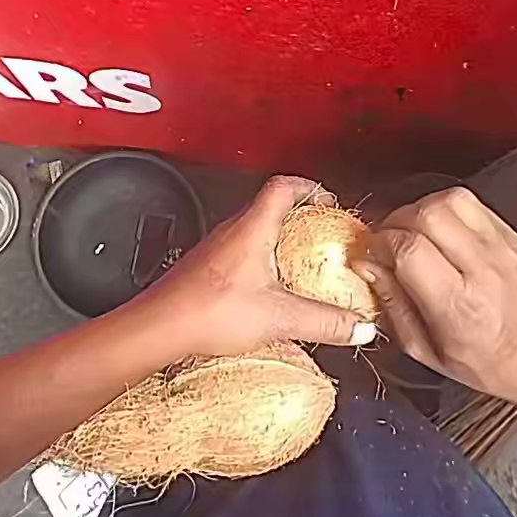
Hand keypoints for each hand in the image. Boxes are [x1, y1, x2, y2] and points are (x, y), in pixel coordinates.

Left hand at [139, 175, 377, 355]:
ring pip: (253, 231)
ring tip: (299, 263)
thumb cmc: (208, 311)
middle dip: (299, 216)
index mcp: (252, 229)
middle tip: (320, 233)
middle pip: (269, 208)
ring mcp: (215, 250)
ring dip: (278, 240)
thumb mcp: (280, 318)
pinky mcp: (205, 270)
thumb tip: (359, 327)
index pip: (283, 187)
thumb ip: (325, 322)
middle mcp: (231, 232)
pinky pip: (239, 254)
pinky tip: (268, 290)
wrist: (158, 329)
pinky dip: (260, 262)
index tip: (327, 199)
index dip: (309, 187)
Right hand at [355, 187, 516, 404]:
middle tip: (387, 240)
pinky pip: (471, 204)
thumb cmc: (479, 360)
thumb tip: (365, 265)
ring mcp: (501, 249)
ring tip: (411, 232)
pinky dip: (445, 210)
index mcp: (458, 306)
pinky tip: (438, 231)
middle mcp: (482, 271)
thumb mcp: (422, 348)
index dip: (380, 243)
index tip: (370, 252)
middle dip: (395, 221)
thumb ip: (391, 303)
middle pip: (428, 216)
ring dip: (420, 210)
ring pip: (450, 200)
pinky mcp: (511, 237)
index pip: (410, 250)